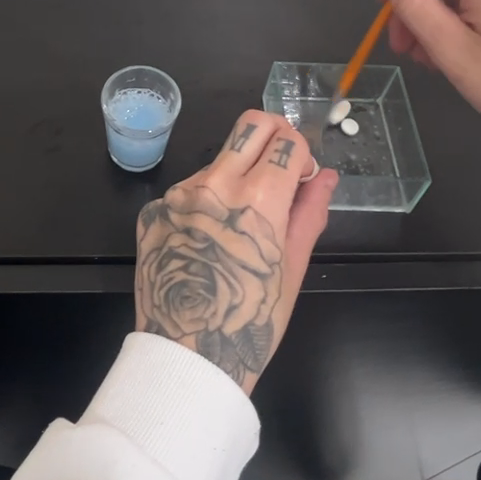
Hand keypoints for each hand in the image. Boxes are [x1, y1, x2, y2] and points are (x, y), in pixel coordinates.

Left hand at [134, 111, 338, 393]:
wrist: (184, 355)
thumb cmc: (251, 321)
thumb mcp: (292, 268)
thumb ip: (309, 212)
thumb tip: (326, 176)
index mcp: (256, 198)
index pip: (287, 140)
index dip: (302, 152)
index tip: (302, 177)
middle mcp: (213, 183)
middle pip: (251, 124)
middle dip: (274, 134)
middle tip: (280, 166)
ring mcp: (179, 193)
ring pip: (218, 158)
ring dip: (237, 172)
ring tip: (239, 225)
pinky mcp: (154, 208)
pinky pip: (189, 188)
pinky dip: (207, 201)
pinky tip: (208, 241)